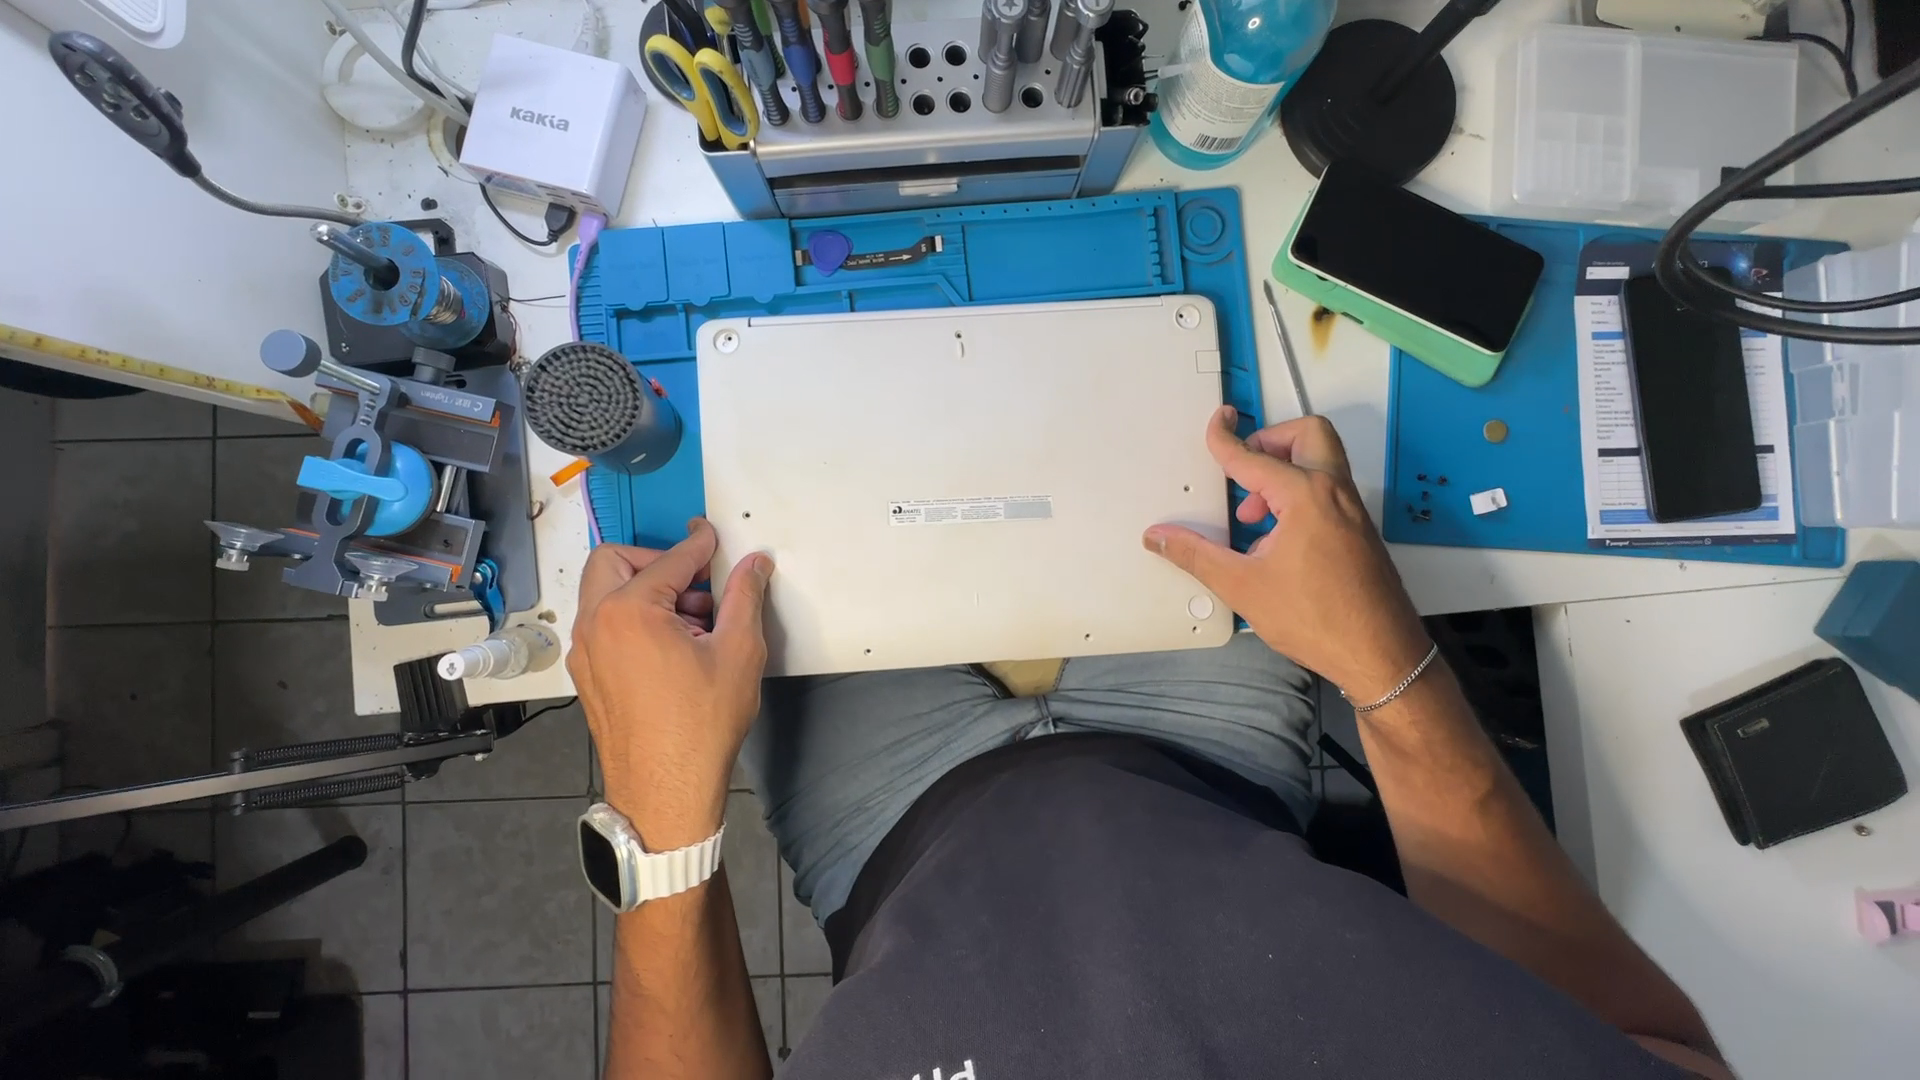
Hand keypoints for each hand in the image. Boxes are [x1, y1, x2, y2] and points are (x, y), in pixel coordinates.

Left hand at [568, 519, 773, 848]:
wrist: (666, 790)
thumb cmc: (703, 721)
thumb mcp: (739, 651)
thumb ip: (745, 597)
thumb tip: (755, 563)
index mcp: (629, 611)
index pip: (670, 559)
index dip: (699, 544)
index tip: (714, 537)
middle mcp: (595, 623)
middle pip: (613, 561)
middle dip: (656, 560)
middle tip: (696, 580)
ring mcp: (584, 652)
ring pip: (605, 593)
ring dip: (646, 590)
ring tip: (695, 622)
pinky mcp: (587, 675)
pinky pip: (604, 625)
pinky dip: (634, 618)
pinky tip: (674, 648)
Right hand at [1144, 407, 1430, 704]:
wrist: (1380, 654)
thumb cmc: (1315, 618)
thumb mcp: (1241, 586)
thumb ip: (1195, 554)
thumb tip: (1158, 536)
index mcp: (1305, 496)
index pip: (1253, 456)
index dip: (1225, 440)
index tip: (1215, 425)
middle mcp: (1335, 493)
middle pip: (1308, 434)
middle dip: (1271, 440)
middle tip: (1243, 466)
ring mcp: (1353, 511)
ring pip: (1322, 463)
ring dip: (1284, 471)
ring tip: (1253, 513)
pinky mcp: (1359, 532)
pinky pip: (1328, 491)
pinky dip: (1299, 495)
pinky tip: (1276, 538)